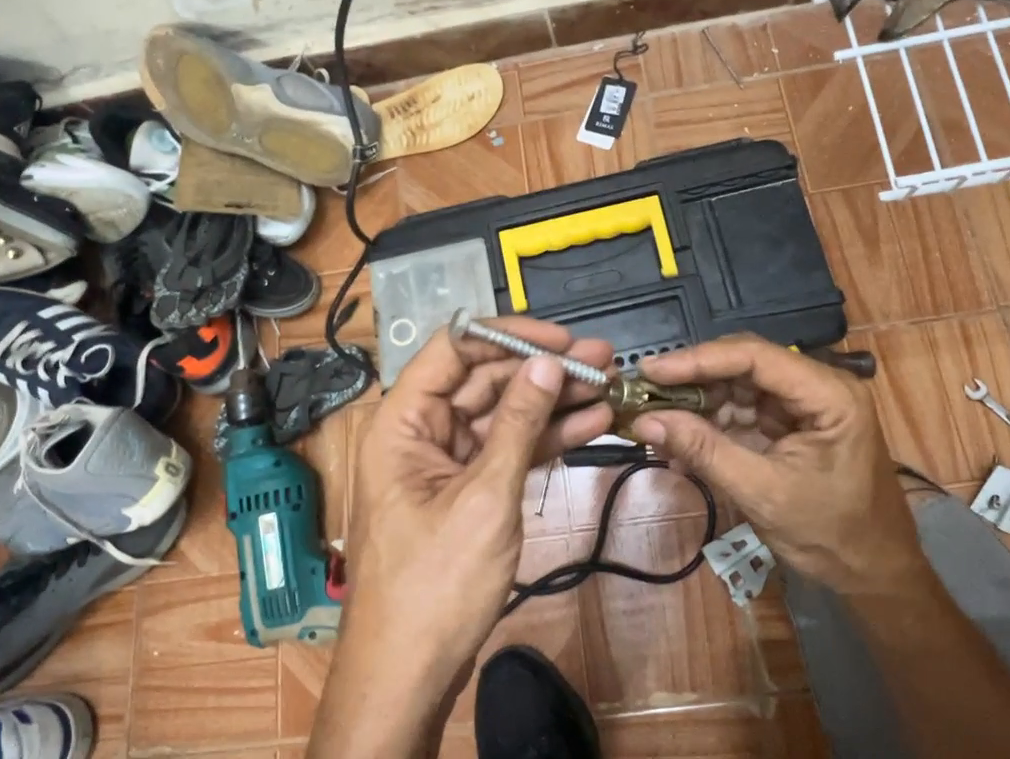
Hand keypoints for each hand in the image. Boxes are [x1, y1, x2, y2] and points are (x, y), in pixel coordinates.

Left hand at [316, 319, 612, 753]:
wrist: (409, 673)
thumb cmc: (433, 588)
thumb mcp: (484, 499)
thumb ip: (517, 425)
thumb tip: (546, 365)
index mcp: (402, 422)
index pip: (454, 349)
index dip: (508, 336)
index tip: (560, 338)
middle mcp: (420, 432)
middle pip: (484, 380)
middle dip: (542, 369)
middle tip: (600, 360)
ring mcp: (445, 462)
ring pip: (503, 415)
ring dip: (553, 402)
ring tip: (606, 386)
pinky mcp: (467, 491)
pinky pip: (507, 450)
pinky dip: (545, 439)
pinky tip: (589, 425)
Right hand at [633, 335, 922, 592]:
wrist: (873, 574)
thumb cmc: (831, 534)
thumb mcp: (763, 493)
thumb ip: (705, 451)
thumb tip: (645, 422)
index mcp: (828, 393)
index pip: (754, 356)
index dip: (699, 359)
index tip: (652, 370)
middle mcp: (816, 387)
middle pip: (743, 365)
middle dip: (693, 380)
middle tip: (643, 391)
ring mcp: (801, 405)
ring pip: (736, 387)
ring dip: (696, 403)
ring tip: (652, 417)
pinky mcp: (787, 425)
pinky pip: (740, 413)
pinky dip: (708, 425)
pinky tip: (676, 437)